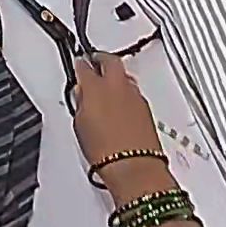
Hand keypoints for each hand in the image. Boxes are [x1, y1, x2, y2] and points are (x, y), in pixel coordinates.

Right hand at [72, 56, 172, 200]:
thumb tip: (82, 98)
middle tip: (95, 62)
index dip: (80, 64)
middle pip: (110, 60)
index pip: (84, 66)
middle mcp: (117, 86)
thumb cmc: (106, 151)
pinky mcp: (146, 107)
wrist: (133, 168)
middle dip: (101, 58)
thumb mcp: (80, 125)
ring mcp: (134, 95)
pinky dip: (126, 92)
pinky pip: (134, 91)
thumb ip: (80, 104)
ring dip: (115, 75)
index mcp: (95, 87)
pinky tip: (120, 103)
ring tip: (107, 85)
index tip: (79, 64)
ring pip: (125, 75)